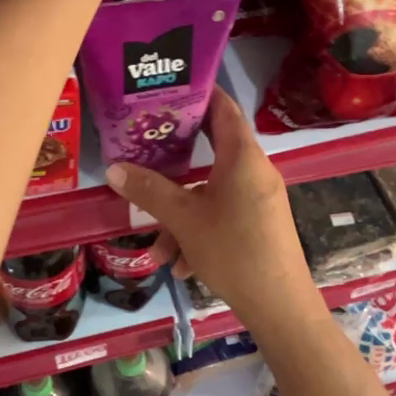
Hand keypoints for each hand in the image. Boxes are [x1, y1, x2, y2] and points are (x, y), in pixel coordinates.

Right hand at [104, 89, 317, 323]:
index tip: (168, 90)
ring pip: (212, 192)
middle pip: (213, 148)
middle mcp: (255, 170)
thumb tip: (114, 169)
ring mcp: (260, 198)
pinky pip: (224, 214)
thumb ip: (149, 191)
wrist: (280, 305)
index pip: (223, 107)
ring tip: (159, 248)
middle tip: (145, 149)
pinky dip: (200, 231)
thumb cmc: (233, 250)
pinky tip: (182, 264)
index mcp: (242, 156)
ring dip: (182, 215)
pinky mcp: (261, 224)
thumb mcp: (184, 219)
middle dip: (176, 158)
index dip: (198, 93)